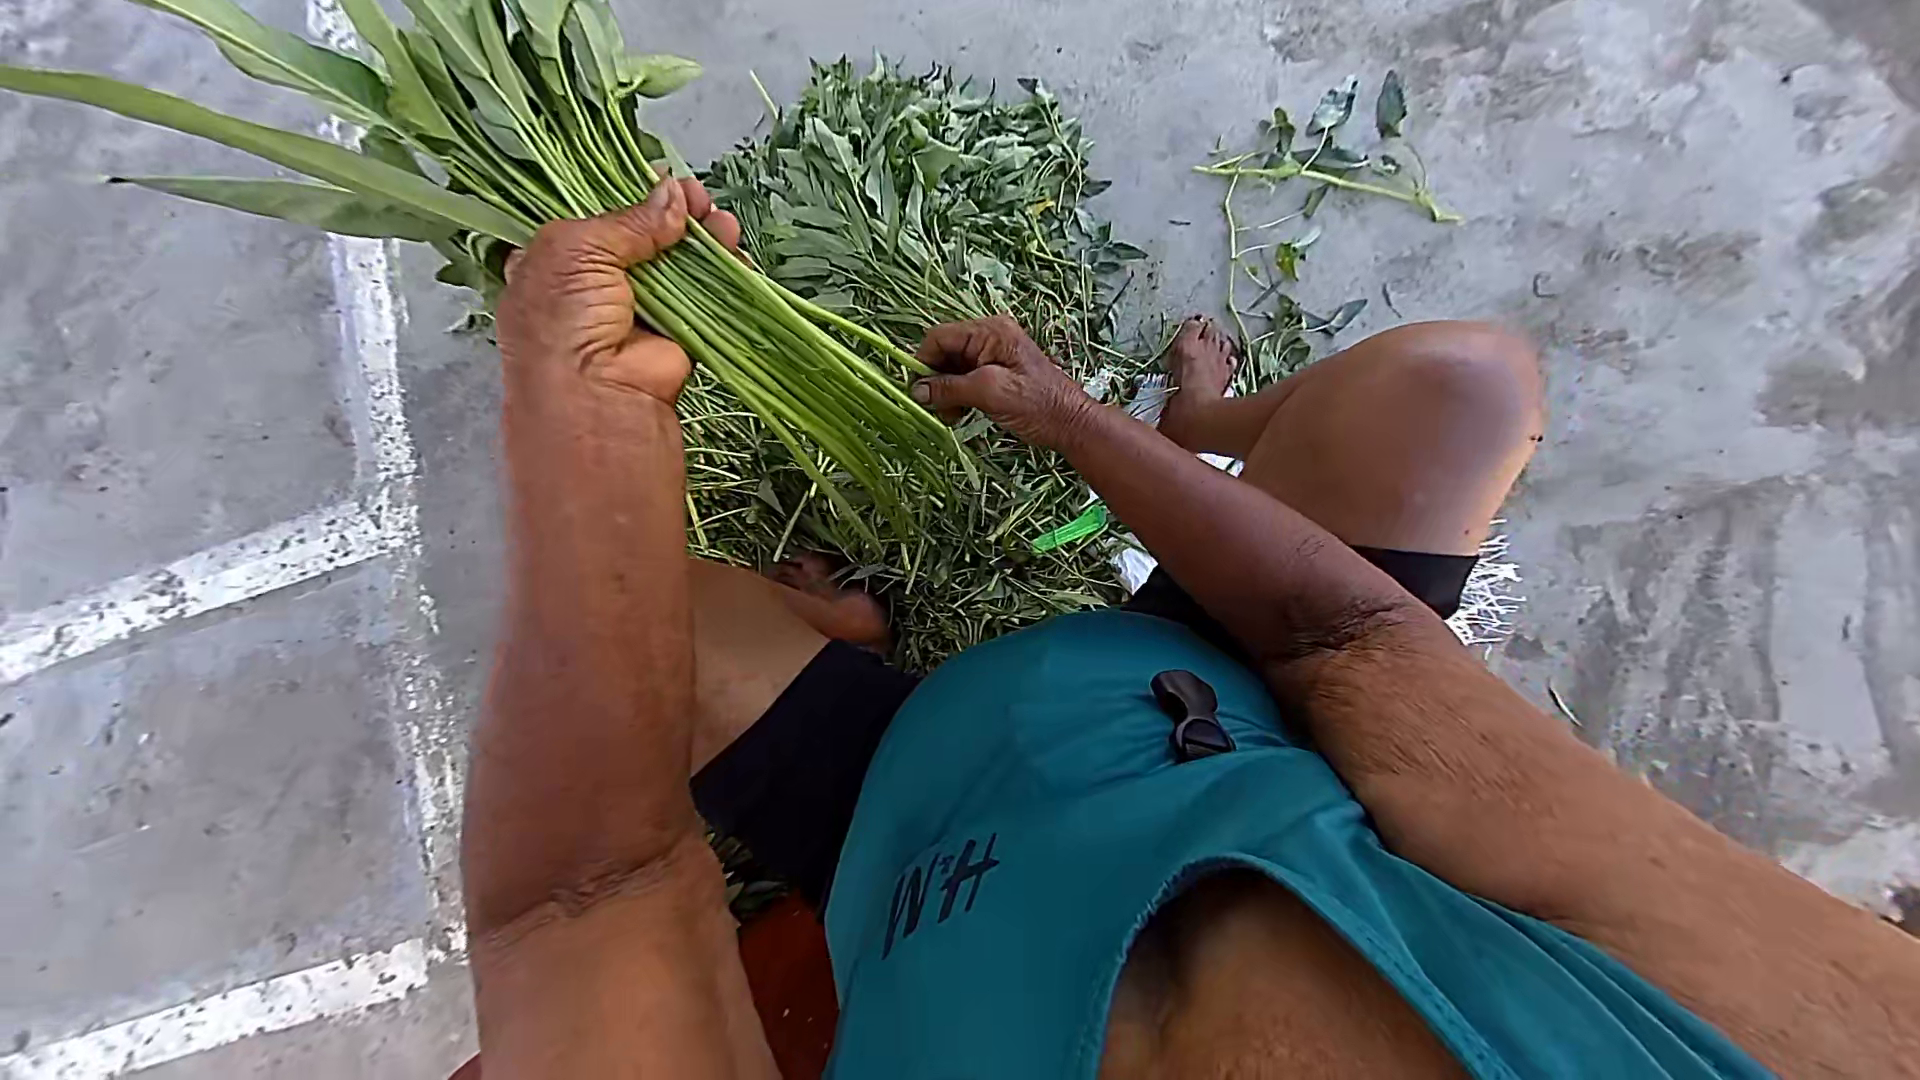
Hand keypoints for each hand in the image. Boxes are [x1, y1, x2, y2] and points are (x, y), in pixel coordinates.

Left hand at [496, 177, 741, 405]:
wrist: (597, 391)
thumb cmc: (565, 318)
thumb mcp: (578, 249)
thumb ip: (629, 222)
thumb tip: (672, 196)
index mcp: (566, 258)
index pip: (607, 218)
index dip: (638, 197)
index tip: (669, 182)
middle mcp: (606, 282)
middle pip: (651, 239)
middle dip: (680, 217)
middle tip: (705, 200)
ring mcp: (647, 309)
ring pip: (683, 268)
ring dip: (707, 245)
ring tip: (726, 225)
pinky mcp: (682, 333)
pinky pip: (707, 300)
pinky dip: (725, 280)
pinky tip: (738, 259)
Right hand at [911, 316, 1096, 448]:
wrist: (1069, 423)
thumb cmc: (1037, 404)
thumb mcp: (990, 393)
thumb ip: (951, 388)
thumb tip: (917, 391)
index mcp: (989, 331)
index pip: (939, 337)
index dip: (923, 362)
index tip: (918, 392)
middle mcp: (988, 337)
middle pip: (943, 352)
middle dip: (935, 381)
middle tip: (938, 410)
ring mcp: (992, 355)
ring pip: (951, 369)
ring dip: (945, 393)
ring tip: (952, 416)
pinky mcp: (994, 374)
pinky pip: (964, 380)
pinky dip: (956, 397)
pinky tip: (960, 414)